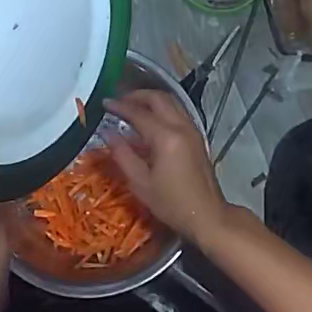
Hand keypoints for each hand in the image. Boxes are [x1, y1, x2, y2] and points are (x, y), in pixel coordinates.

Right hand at [106, 90, 233, 246]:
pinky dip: (162, 108)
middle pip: (158, 98)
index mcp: (166, 138)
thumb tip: (107, 133)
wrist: (207, 216)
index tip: (104, 103)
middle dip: (136, 95)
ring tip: (133, 106)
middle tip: (119, 101)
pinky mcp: (197, 135)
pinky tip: (150, 119)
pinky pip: (178, 111)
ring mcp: (192, 129)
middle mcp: (181, 126)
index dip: (120, 106)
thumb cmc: (172, 203)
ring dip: (151, 98)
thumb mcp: (140, 183)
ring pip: (171, 101)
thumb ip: (122, 155)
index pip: (139, 113)